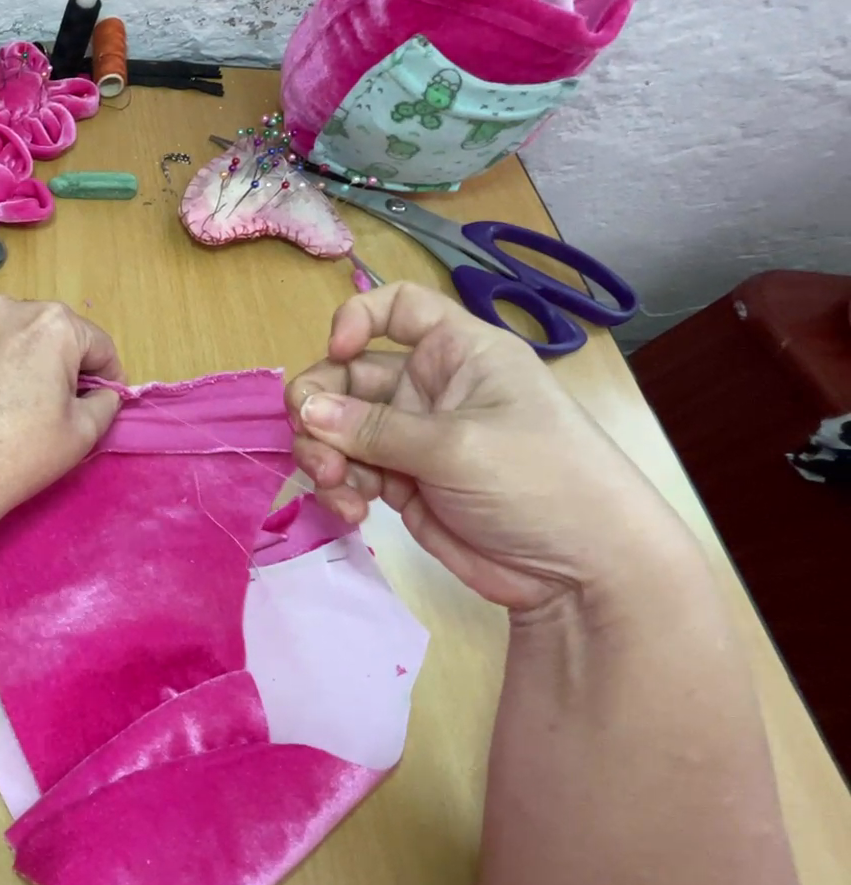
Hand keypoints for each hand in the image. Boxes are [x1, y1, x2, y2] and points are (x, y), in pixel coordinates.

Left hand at [0, 296, 123, 532]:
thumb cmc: (20, 454)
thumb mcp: (83, 433)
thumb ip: (105, 402)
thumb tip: (101, 393)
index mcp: (50, 324)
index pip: (97, 344)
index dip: (107, 376)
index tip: (103, 401)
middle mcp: (4, 310)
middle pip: (50, 333)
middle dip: (61, 363)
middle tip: (57, 405)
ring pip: (8, 337)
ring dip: (20, 361)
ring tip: (14, 405)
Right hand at [285, 283, 700, 615]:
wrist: (581, 575)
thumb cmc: (540, 484)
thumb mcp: (456, 447)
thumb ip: (373, 429)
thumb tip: (302, 409)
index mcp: (458, 355)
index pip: (399, 308)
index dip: (358, 318)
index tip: (338, 353)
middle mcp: (428, 389)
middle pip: (346, 377)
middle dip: (318, 410)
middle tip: (317, 447)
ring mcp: (408, 437)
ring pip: (334, 428)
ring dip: (323, 455)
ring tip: (336, 487)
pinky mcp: (397, 481)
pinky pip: (345, 471)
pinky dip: (337, 489)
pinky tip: (351, 512)